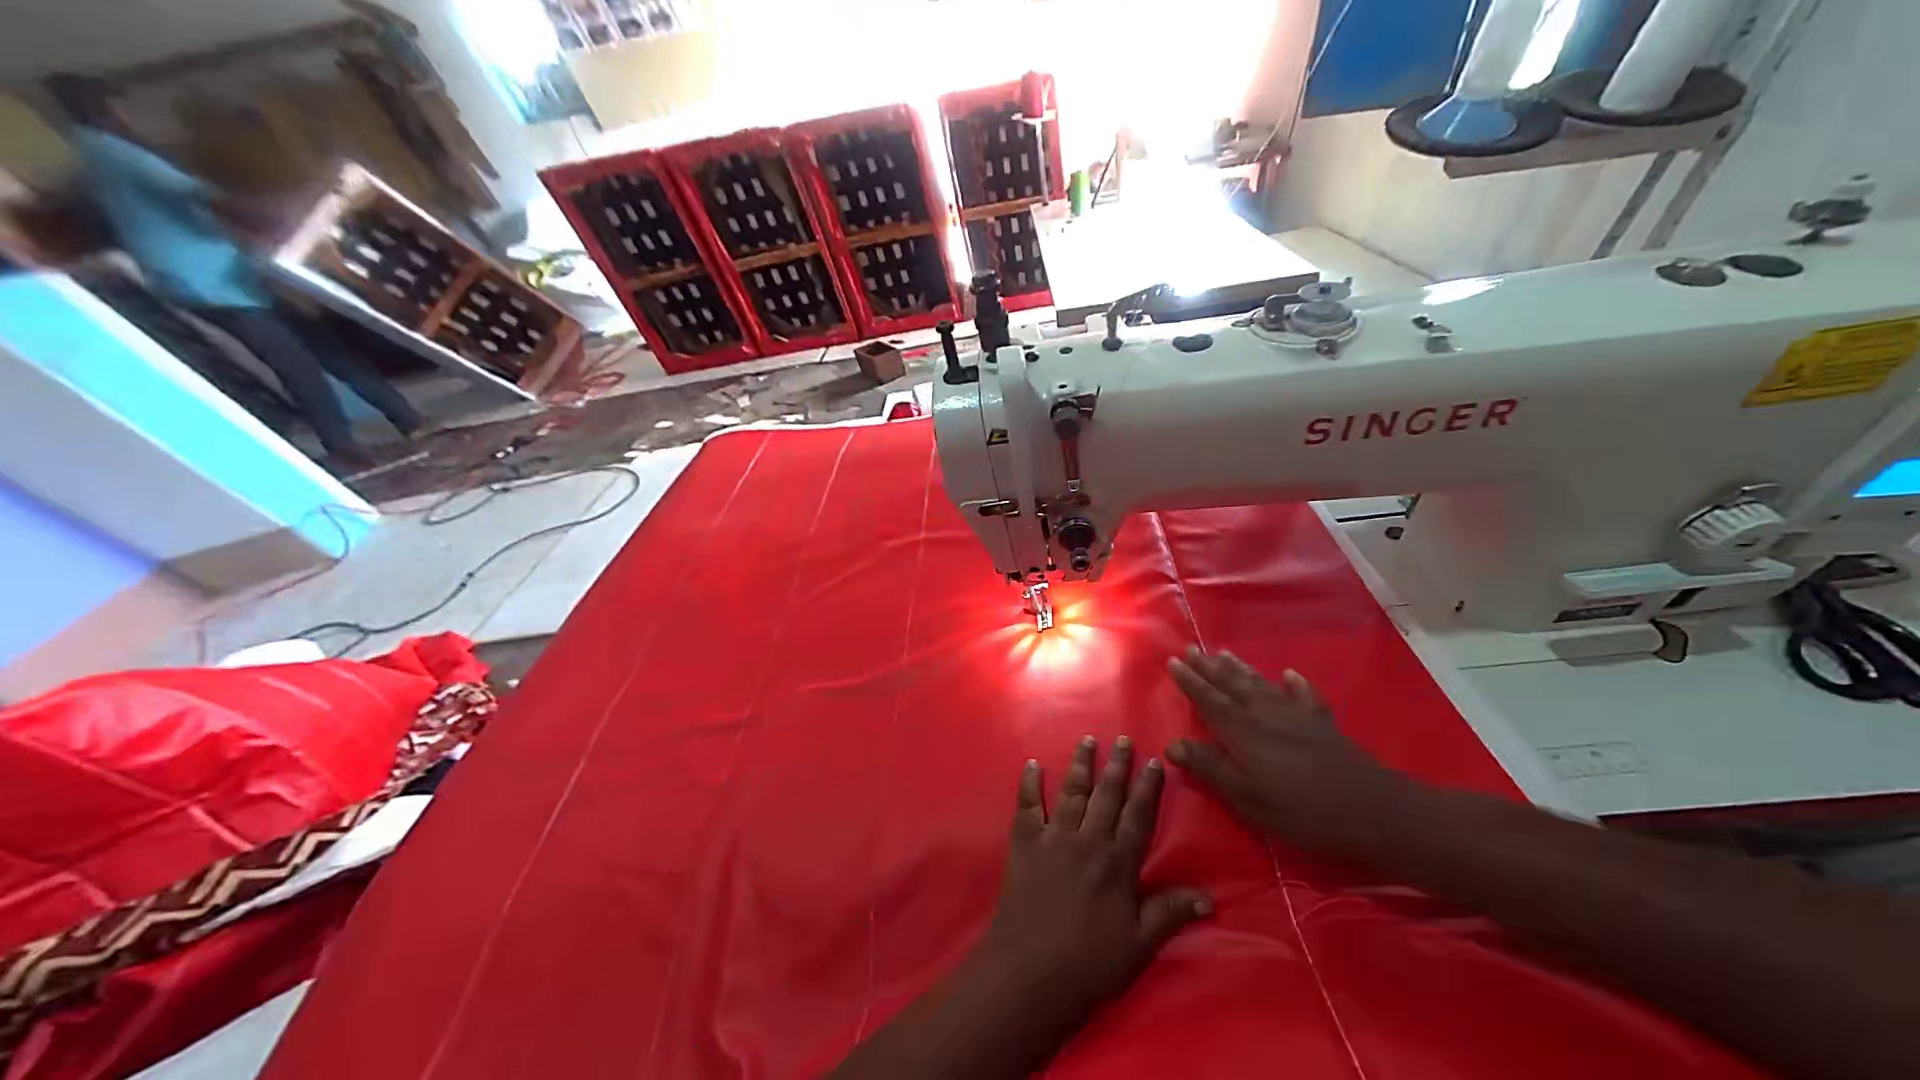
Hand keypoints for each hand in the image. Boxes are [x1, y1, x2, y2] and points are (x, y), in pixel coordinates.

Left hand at [974, 736, 1211, 1025]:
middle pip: (1106, 796)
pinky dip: (1029, 784)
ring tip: (1087, 740)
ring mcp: (1053, 838)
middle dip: (1117, 766)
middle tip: (1122, 740)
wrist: (1030, 970)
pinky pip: (1027, 806)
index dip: (1148, 788)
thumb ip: (1170, 913)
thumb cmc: (1089, 962)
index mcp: (1118, 863)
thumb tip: (1210, 897)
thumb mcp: (1138, 944)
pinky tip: (1033, 764)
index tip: (1155, 761)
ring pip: (1071, 792)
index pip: (1138, 816)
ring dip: (1080, 765)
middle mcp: (1088, 841)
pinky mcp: (1024, 844)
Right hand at [1167, 647, 1414, 857]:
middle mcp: (1265, 714)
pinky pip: (1304, 695)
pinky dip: (1294, 683)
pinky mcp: (1322, 723)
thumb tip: (1172, 744)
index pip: (1208, 700)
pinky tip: (1289, 675)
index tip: (1172, 661)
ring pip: (1260, 684)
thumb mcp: (1247, 798)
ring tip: (1221, 653)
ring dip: (1239, 668)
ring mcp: (1296, 715)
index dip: (1190, 681)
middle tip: (1190, 648)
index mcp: (1242, 732)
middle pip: (1231, 685)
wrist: (1372, 810)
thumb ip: (1210, 769)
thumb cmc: (1301, 810)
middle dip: (1208, 668)